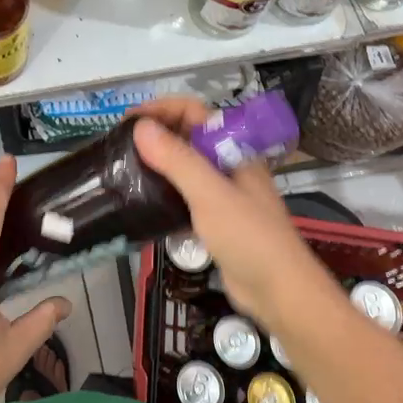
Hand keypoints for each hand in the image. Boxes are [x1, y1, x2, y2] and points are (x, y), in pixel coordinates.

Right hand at [130, 100, 310, 322]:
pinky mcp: (215, 220)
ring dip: (157, 164)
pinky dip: (163, 193)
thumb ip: (176, 159)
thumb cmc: (248, 236)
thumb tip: (140, 127)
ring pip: (184, 167)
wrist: (280, 293)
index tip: (130, 120)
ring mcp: (222, 194)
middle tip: (121, 145)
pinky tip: (142, 203)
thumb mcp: (209, 193)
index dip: (162, 109)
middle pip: (187, 136)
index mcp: (233, 149)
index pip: (194, 112)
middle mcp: (228, 165)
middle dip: (155, 134)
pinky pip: (184, 196)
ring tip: (125, 171)